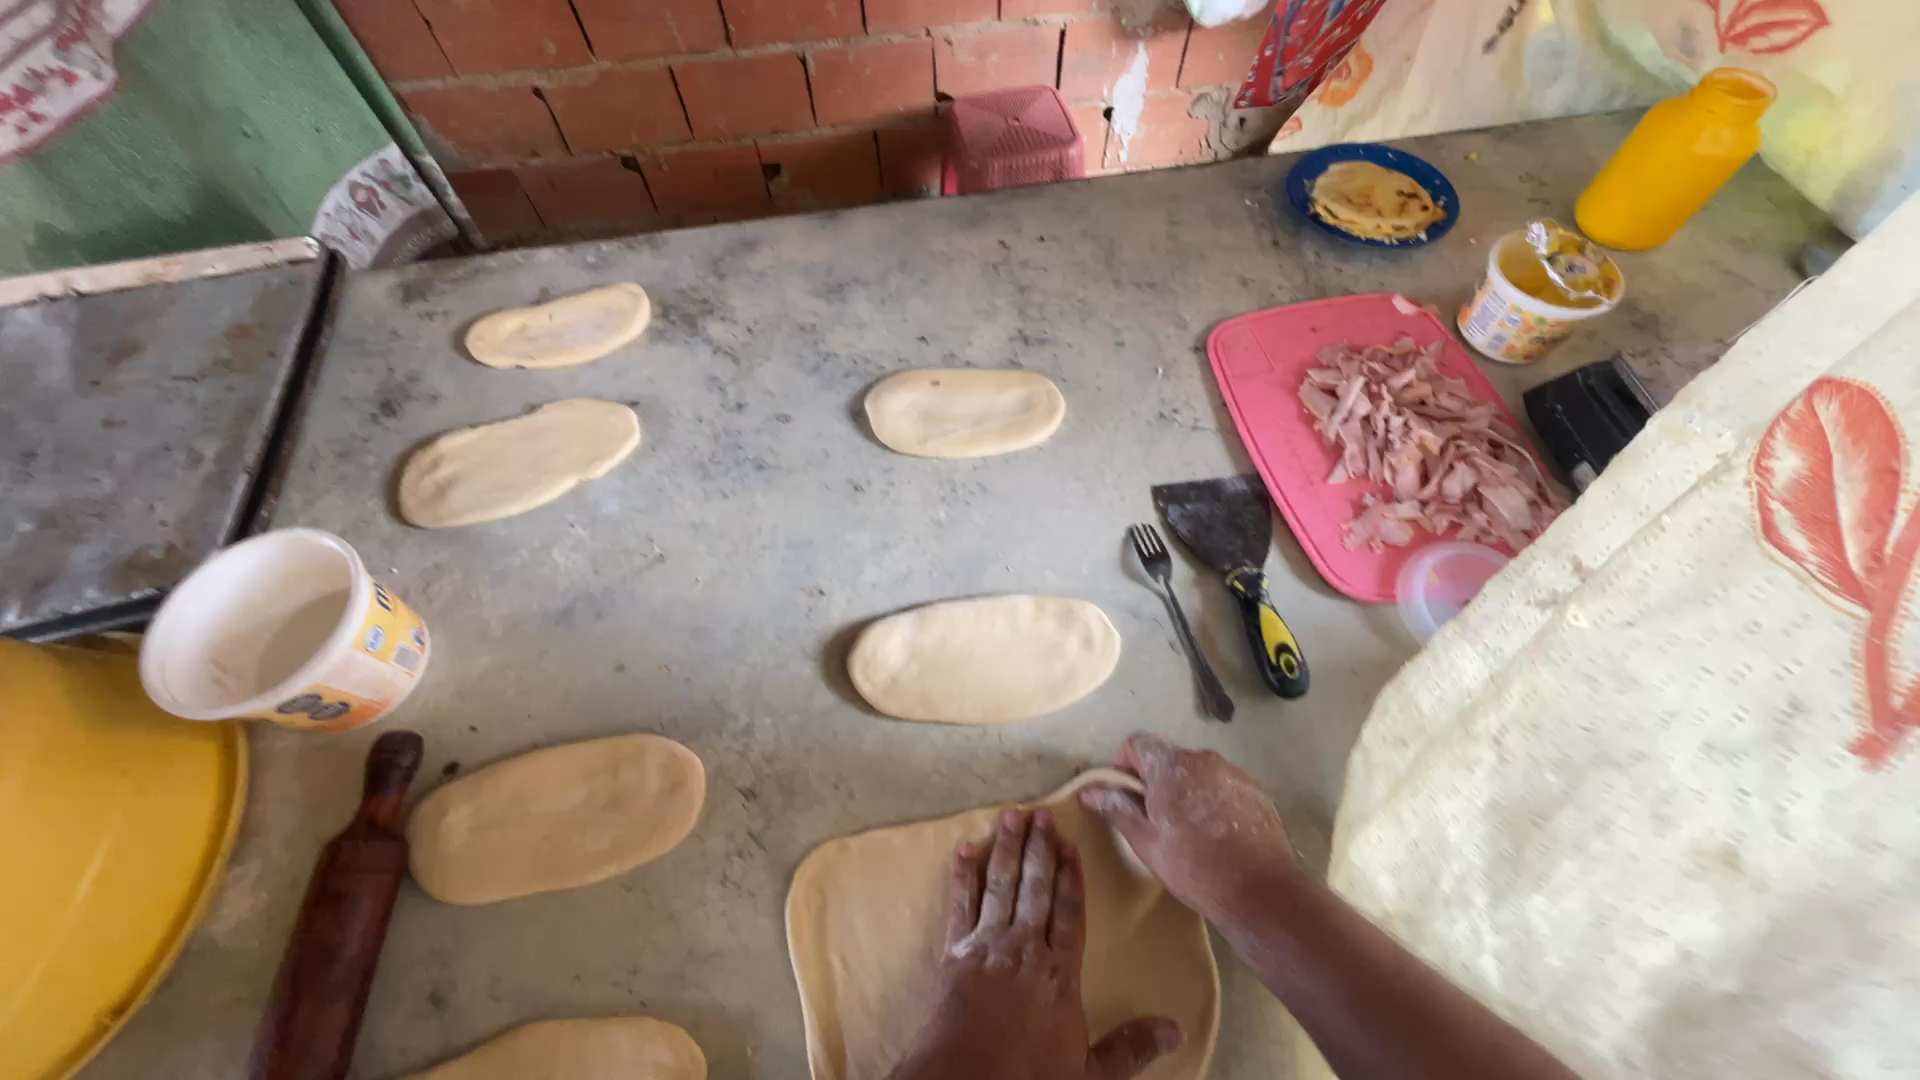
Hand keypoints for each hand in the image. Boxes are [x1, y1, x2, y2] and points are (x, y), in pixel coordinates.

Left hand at [886, 808, 1181, 1079]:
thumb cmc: (1029, 1076)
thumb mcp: (1091, 1074)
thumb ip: (1130, 1048)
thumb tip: (1176, 1030)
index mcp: (1059, 973)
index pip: (1070, 913)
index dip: (1072, 877)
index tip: (1070, 844)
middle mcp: (1025, 948)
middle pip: (1036, 888)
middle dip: (1039, 849)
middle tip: (1040, 813)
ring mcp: (987, 945)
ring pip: (1001, 885)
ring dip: (1006, 849)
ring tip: (1010, 815)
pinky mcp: (955, 951)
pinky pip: (961, 904)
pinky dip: (962, 876)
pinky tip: (962, 849)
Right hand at [1079, 733, 1299, 931]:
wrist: (1262, 891)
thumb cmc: (1194, 867)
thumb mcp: (1146, 841)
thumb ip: (1117, 808)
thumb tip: (1089, 790)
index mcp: (1170, 766)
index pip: (1136, 743)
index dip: (1124, 764)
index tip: (1126, 795)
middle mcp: (1201, 758)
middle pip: (1167, 758)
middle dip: (1155, 781)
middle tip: (1155, 819)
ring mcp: (1231, 772)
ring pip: (1195, 772)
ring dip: (1184, 790)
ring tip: (1189, 830)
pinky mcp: (1254, 789)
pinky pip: (1221, 784)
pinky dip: (1211, 799)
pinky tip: (1217, 833)